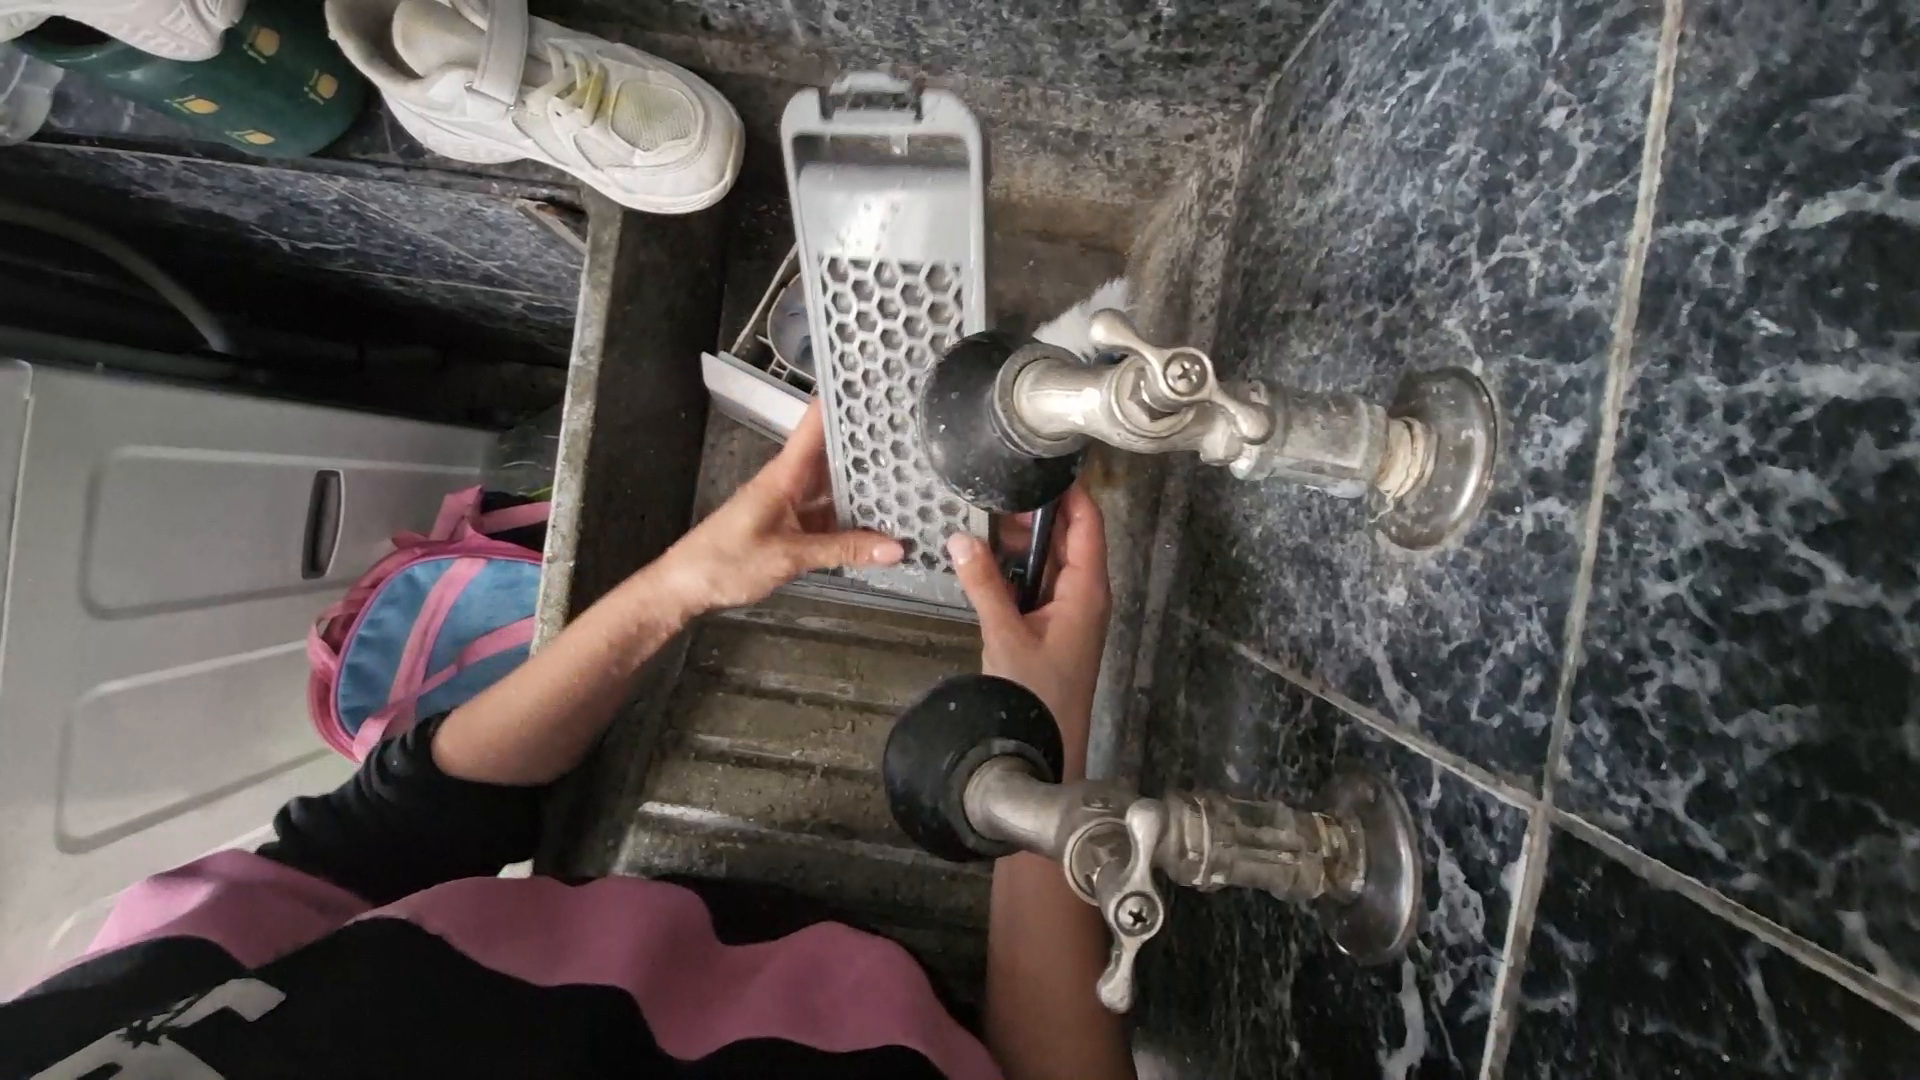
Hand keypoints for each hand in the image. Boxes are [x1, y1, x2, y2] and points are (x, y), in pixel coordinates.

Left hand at [654, 401, 903, 615]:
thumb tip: (897, 549)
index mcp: (785, 474)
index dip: (843, 402)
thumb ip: (844, 550)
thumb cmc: (728, 561)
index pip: (816, 424)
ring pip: (835, 490)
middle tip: (915, 440)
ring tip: (911, 481)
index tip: (880, 390)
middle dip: (870, 448)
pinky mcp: (792, 529)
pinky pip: (829, 518)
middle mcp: (791, 483)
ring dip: (865, 489)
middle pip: (834, 457)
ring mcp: (792, 507)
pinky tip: (881, 526)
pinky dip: (853, 522)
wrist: (685, 588)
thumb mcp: (789, 556)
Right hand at [946, 486, 1109, 778]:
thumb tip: (959, 538)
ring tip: (987, 520)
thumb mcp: (1005, 634)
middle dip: (1038, 514)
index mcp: (1086, 589)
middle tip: (998, 492)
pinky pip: (1040, 582)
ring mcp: (1071, 610)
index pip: (1088, 523)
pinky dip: (1019, 568)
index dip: (1072, 491)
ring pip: (1052, 560)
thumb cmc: (1036, 694)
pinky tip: (989, 560)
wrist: (1043, 749)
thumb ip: (983, 583)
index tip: (1043, 464)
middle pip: (1071, 537)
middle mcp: (1085, 593)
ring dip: (1025, 542)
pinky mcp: (1055, 625)